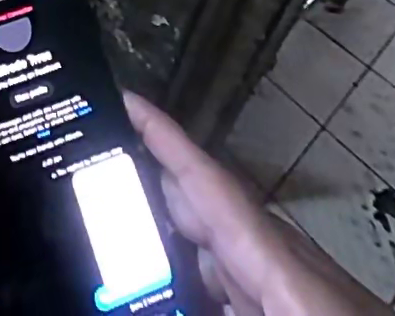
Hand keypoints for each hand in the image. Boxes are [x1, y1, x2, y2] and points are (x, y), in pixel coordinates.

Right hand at [125, 91, 382, 315]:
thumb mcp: (283, 308)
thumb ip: (203, 304)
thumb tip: (148, 294)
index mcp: (282, 269)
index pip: (211, 184)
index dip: (165, 137)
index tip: (126, 99)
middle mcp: (284, 265)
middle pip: (208, 210)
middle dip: (153, 186)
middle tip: (98, 173)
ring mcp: (293, 288)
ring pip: (220, 248)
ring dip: (174, 239)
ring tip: (123, 236)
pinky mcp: (296, 305)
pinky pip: (236, 281)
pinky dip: (203, 278)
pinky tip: (178, 290)